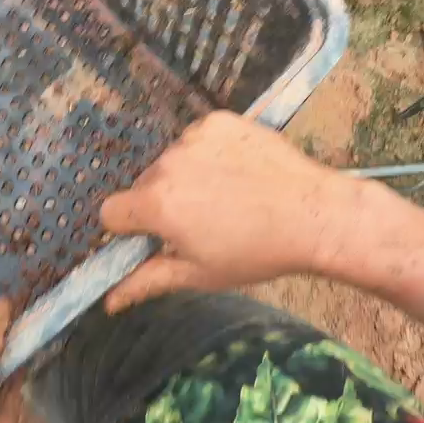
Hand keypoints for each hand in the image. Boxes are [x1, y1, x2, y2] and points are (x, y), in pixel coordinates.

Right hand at [100, 111, 372, 311]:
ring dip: (186, 175)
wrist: (314, 214)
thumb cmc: (256, 251)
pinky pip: (196, 138)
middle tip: (202, 221)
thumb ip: (146, 282)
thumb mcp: (199, 274)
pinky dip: (208, 152)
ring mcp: (193, 137)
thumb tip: (109, 301)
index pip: (111, 211)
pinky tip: (237, 172)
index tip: (155, 237)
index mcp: (156, 204)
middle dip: (162, 202)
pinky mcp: (217, 121)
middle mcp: (167, 164)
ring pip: (171, 160)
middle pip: (144, 185)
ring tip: (227, 196)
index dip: (129, 228)